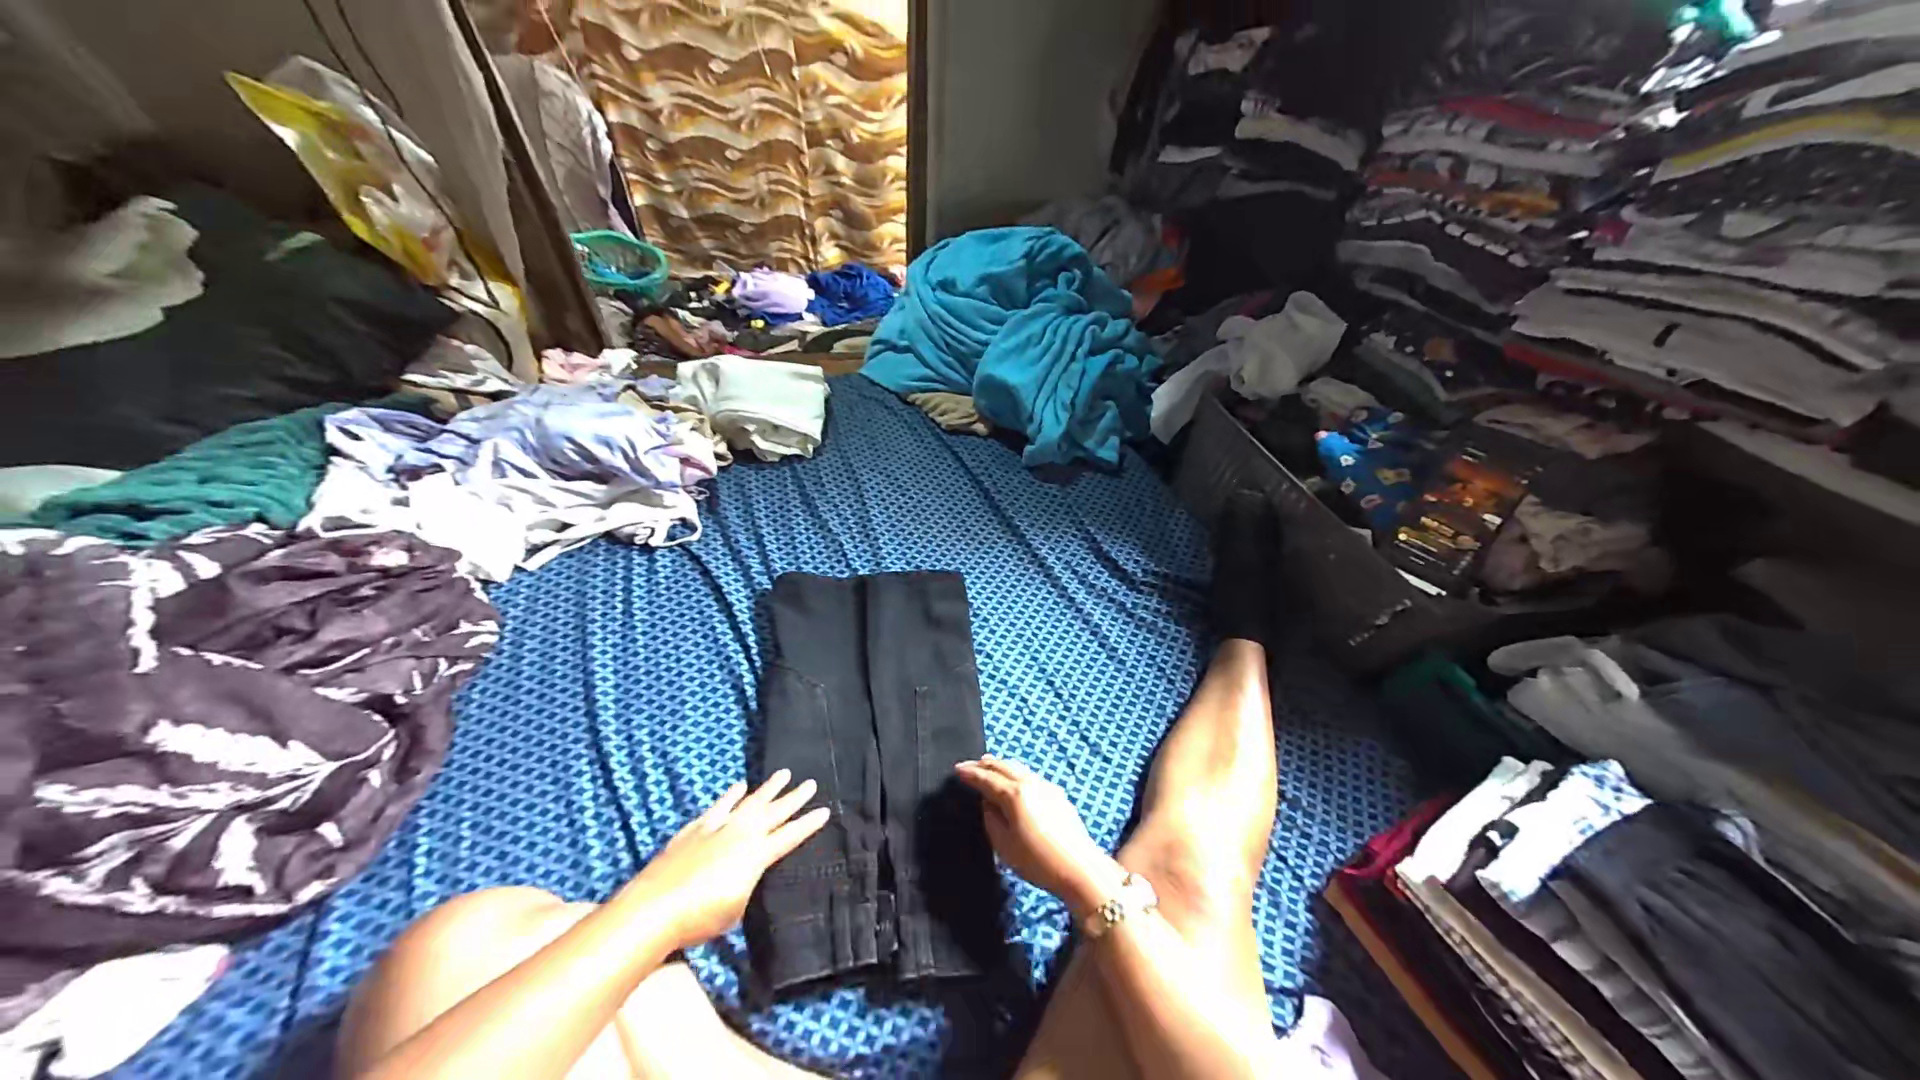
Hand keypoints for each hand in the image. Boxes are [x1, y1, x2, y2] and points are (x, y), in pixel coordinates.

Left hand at [622, 770, 829, 949]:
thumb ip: (747, 885)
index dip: (809, 824)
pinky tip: (738, 787)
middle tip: (810, 783)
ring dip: (768, 788)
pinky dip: (731, 796)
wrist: (656, 907)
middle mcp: (742, 835)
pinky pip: (720, 806)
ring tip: (783, 774)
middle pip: (774, 812)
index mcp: (757, 856)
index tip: (825, 810)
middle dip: (794, 798)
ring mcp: (718, 828)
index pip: (790, 836)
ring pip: (750, 802)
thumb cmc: (700, 918)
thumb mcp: (736, 908)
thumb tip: (747, 872)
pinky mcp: (696, 828)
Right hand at [954, 756, 1124, 917]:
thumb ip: (991, 819)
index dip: (970, 773)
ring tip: (991, 767)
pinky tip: (1015, 781)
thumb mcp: (1004, 845)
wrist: (1081, 868)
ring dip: (1002, 766)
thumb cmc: (1037, 861)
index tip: (957, 769)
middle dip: (985, 764)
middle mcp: (1031, 783)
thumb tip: (988, 802)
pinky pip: (1031, 776)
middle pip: (1004, 766)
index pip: (986, 778)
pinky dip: (1017, 773)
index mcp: (1014, 794)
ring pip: (1019, 768)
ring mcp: (1047, 787)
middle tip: (971, 765)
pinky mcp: (1059, 795)